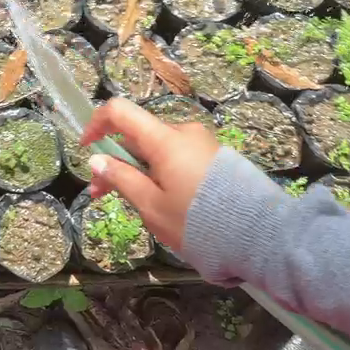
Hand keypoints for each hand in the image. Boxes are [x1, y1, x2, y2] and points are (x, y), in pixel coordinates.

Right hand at [79, 98, 220, 255]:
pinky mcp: (218, 160)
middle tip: (102, 195)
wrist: (263, 238)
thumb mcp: (151, 206)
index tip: (86, 150)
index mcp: (165, 139)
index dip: (96, 125)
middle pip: (139, 135)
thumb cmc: (199, 222)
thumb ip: (121, 179)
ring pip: (159, 150)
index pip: (120, 111)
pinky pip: (179, 158)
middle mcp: (185, 133)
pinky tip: (164, 203)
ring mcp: (204, 145)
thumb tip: (98, 160)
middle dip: (116, 161)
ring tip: (136, 206)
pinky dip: (162, 173)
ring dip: (139, 171)